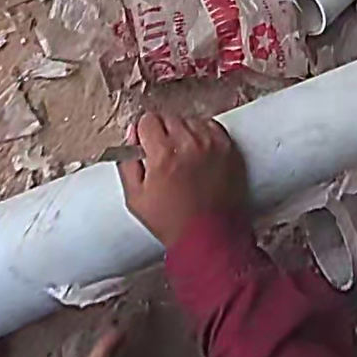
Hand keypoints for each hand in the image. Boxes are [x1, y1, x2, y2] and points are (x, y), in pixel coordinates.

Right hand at [116, 112, 247, 247]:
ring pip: (190, 121)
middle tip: (165, 155)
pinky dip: (203, 134)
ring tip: (184, 157)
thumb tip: (132, 136)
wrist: (211, 238)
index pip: (148, 120)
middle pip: (169, 118)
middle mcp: (188, 143)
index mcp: (163, 154)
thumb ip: (128, 163)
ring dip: (184, 133)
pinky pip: (210, 125)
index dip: (144, 133)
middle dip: (163, 133)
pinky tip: (200, 153)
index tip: (147, 145)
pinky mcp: (228, 146)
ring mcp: (211, 142)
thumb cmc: (173, 222)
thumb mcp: (136, 198)